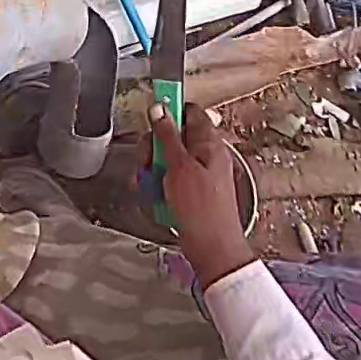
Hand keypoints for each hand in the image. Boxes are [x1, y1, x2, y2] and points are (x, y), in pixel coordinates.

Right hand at [149, 102, 254, 289]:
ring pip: (167, 156)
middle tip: (147, 161)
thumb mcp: (179, 166)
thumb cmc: (202, 210)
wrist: (213, 250)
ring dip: (152, 167)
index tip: (151, 120)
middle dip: (154, 146)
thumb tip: (159, 109)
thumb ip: (167, 136)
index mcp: (209, 143)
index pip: (188, 111)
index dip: (169, 112)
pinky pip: (169, 177)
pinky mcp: (190, 190)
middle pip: (173, 135)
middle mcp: (205, 154)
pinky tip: (153, 194)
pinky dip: (158, 182)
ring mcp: (198, 173)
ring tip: (148, 182)